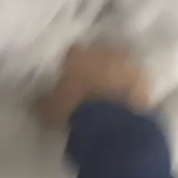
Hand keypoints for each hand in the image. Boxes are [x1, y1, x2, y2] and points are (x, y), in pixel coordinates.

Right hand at [34, 43, 151, 126]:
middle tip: (91, 78)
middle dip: (96, 62)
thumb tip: (32, 97)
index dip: (70, 62)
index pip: (71, 51)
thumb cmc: (74, 111)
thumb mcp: (49, 109)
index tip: (68, 73)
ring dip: (116, 70)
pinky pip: (137, 79)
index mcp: (78, 56)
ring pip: (120, 61)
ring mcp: (126, 65)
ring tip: (111, 87)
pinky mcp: (145, 81)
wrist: (111, 125)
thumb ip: (41, 100)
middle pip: (99, 51)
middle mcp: (103, 54)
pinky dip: (132, 85)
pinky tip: (127, 97)